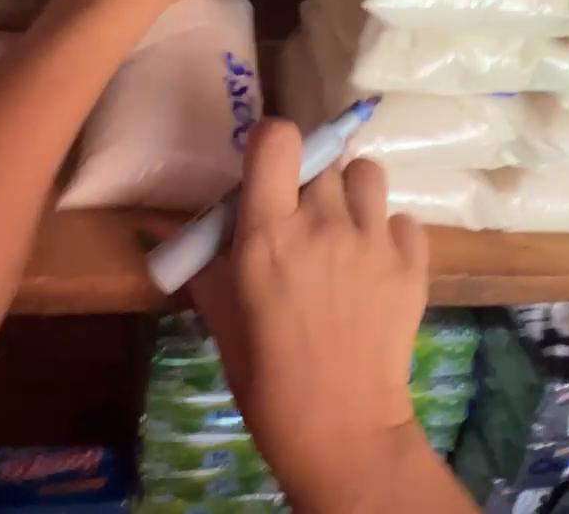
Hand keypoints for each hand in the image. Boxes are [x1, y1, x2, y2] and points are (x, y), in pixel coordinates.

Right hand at [191, 120, 433, 511]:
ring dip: (351, 190)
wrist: (340, 431)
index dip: (272, 140)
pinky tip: (375, 260)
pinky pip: (403, 219)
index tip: (268, 163)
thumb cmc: (264, 374)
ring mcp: (372, 241)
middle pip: (323, 156)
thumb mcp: (219, 309)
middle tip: (301, 211)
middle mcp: (322, 223)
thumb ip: (199, 254)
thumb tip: (156, 221)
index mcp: (268, 230)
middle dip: (309, 176)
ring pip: (367, 173)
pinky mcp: (412, 265)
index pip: (279, 137)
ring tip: (343, 224)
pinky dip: (389, 231)